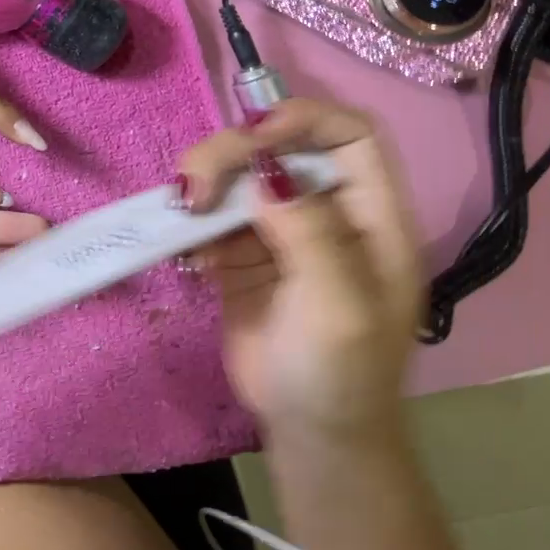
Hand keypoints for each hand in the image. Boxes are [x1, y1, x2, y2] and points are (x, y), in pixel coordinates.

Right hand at [176, 99, 423, 437]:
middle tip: (191, 186)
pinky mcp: (237, 254)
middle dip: (231, 153)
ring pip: (236, 175)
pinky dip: (188, 218)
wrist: (309, 429)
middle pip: (277, 148)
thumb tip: (267, 173)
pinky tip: (181, 243)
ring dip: (202, 180)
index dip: (305, 120)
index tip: (253, 137)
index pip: (351, 137)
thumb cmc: (341, 372)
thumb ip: (311, 235)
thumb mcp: (338, 307)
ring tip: (178, 208)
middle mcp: (325, 213)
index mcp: (371, 218)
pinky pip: (208, 214)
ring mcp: (278, 232)